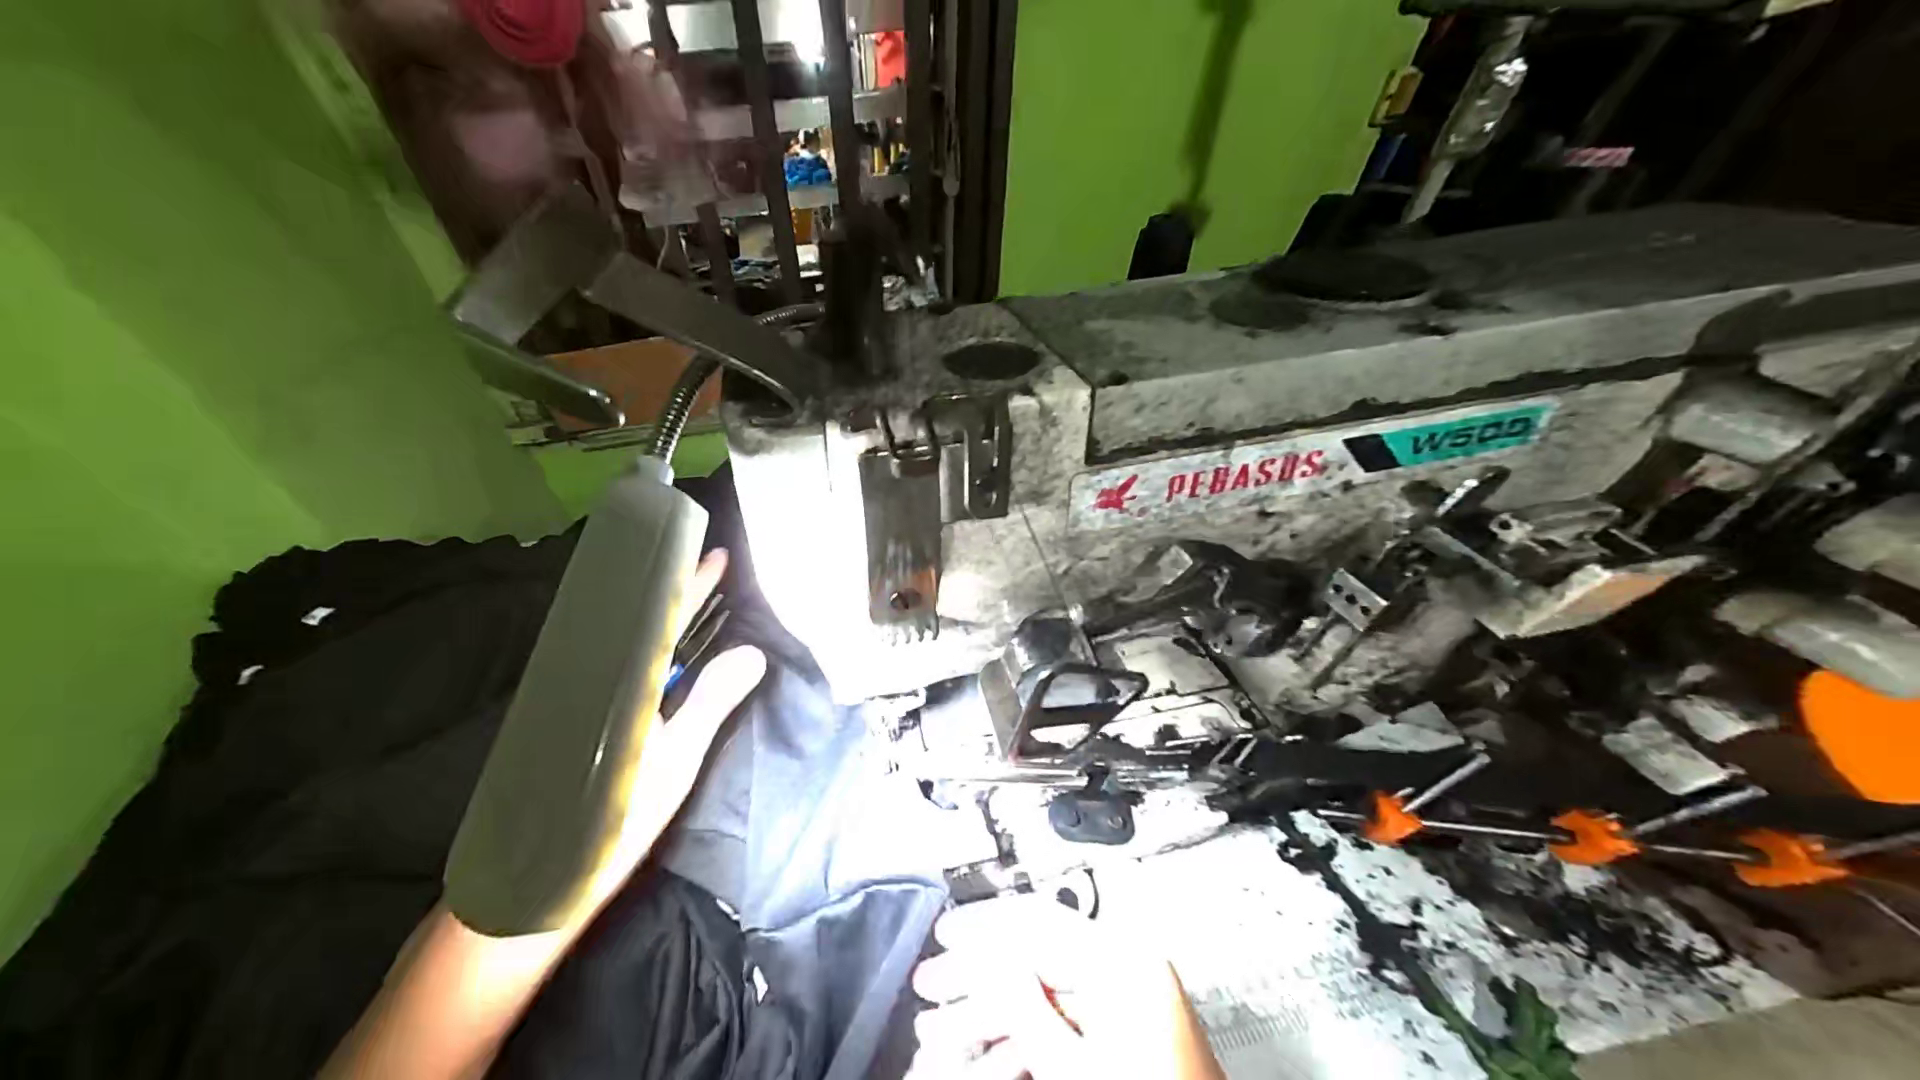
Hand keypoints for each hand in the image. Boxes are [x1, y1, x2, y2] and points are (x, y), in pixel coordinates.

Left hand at [322, 549, 764, 1079]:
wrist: (529, 886)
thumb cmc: (607, 825)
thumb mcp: (671, 765)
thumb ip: (710, 704)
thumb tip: (751, 653)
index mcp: (622, 684)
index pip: (661, 620)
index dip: (689, 587)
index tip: (713, 555)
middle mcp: (598, 682)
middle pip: (643, 625)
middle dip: (679, 594)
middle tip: (710, 566)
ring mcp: (584, 702)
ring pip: (628, 647)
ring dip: (664, 621)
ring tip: (697, 602)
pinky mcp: (579, 725)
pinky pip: (619, 673)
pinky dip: (649, 654)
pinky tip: (665, 658)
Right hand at [910, 895, 1225, 1079]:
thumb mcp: (1069, 1062)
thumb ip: (1021, 1001)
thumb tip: (984, 955)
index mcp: (1124, 962)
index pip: (1038, 920)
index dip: (983, 925)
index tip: (944, 933)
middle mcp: (1129, 975)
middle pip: (1035, 959)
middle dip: (975, 977)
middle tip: (932, 984)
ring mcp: (1129, 1010)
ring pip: (1042, 998)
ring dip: (989, 1014)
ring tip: (942, 1033)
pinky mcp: (1125, 1041)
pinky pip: (1062, 1027)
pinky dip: (1022, 1040)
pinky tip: (986, 1056)